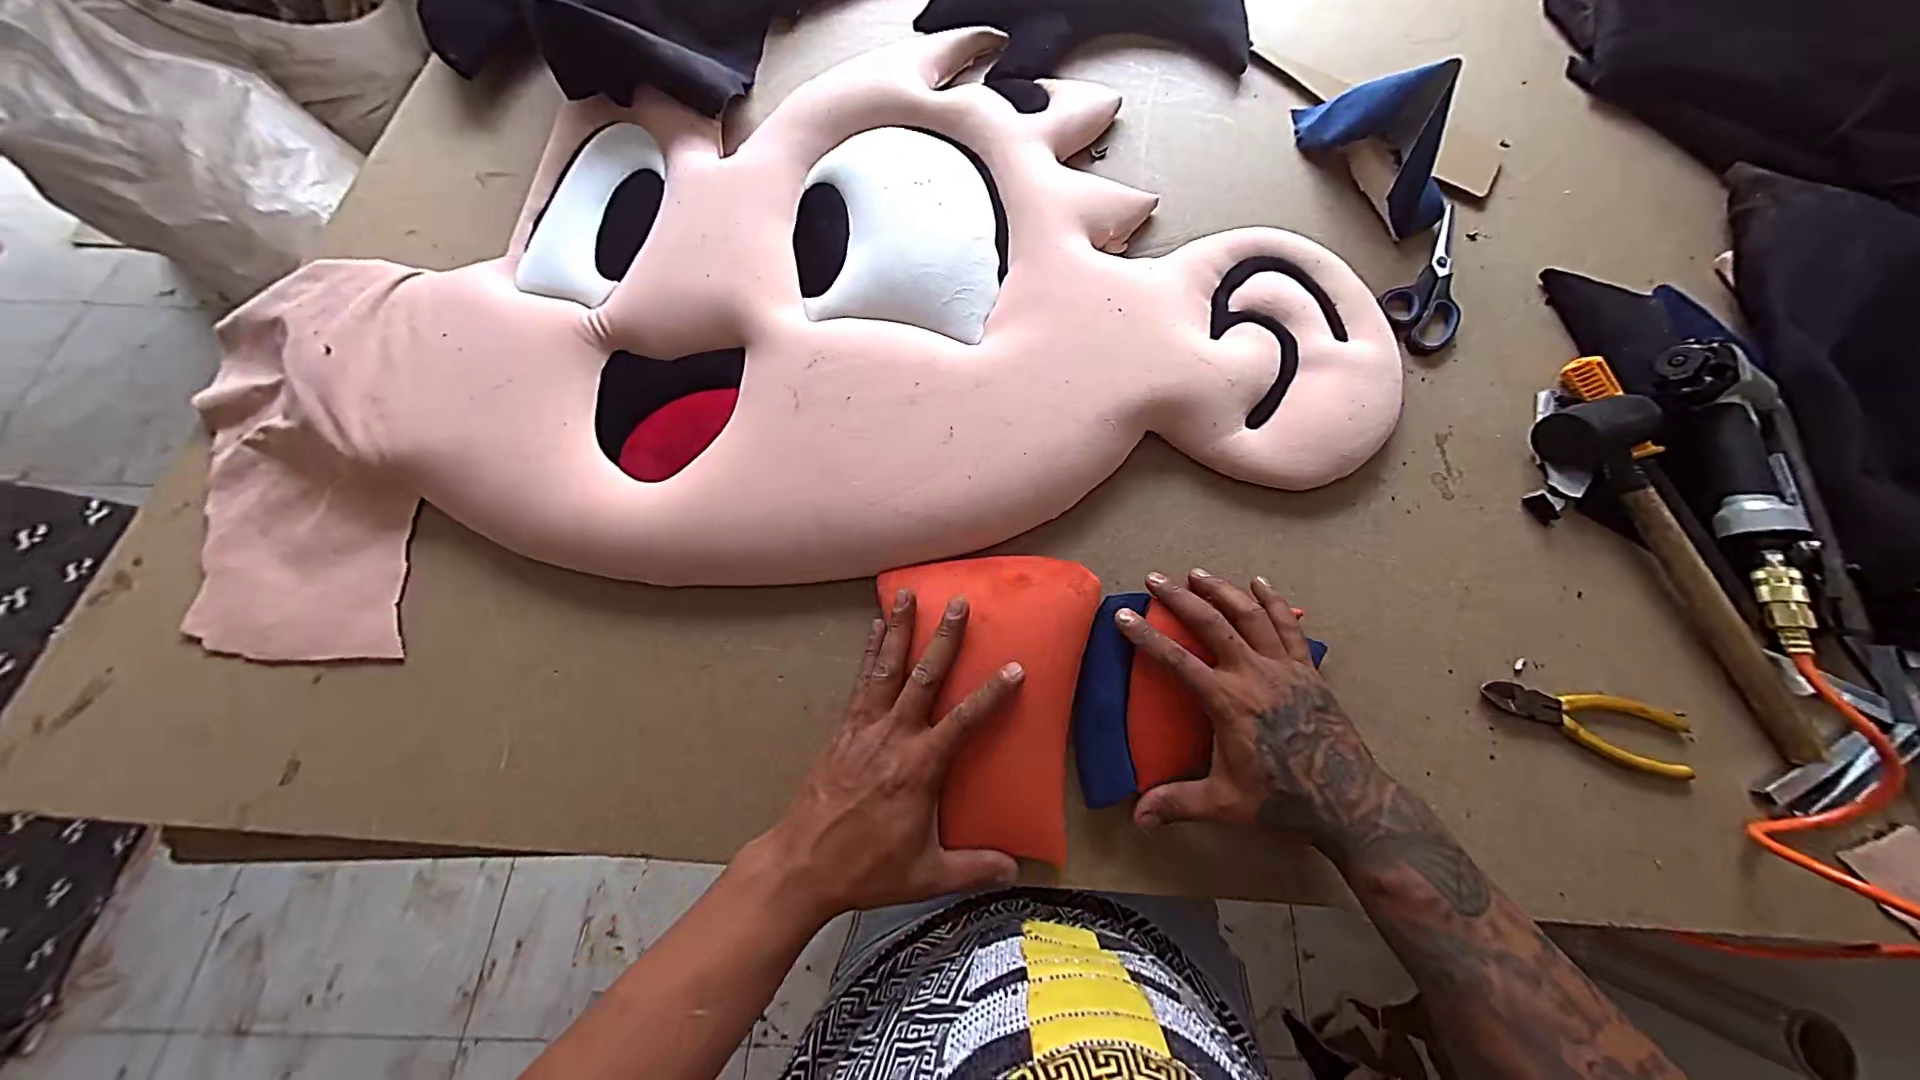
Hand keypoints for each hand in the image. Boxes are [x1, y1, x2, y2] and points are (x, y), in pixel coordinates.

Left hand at [755, 589, 1022, 920]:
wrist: (802, 864)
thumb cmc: (866, 868)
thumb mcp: (926, 875)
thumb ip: (973, 867)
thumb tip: (1014, 870)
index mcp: (919, 767)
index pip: (964, 720)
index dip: (991, 693)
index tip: (1014, 667)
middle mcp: (892, 737)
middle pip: (923, 677)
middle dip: (943, 638)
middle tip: (958, 604)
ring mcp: (864, 728)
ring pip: (887, 668)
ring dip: (899, 630)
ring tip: (907, 595)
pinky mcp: (844, 729)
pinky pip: (860, 681)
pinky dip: (870, 652)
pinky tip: (874, 629)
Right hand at [1116, 569, 1388, 843]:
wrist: (1351, 803)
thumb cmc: (1284, 801)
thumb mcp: (1224, 803)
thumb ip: (1177, 803)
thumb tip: (1138, 819)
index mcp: (1228, 702)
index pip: (1176, 659)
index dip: (1145, 636)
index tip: (1123, 616)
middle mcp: (1255, 675)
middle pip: (1212, 622)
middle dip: (1180, 597)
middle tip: (1156, 578)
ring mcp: (1285, 669)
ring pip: (1250, 615)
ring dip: (1222, 590)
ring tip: (1199, 574)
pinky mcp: (1308, 671)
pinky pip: (1289, 627)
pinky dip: (1274, 602)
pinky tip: (1260, 584)